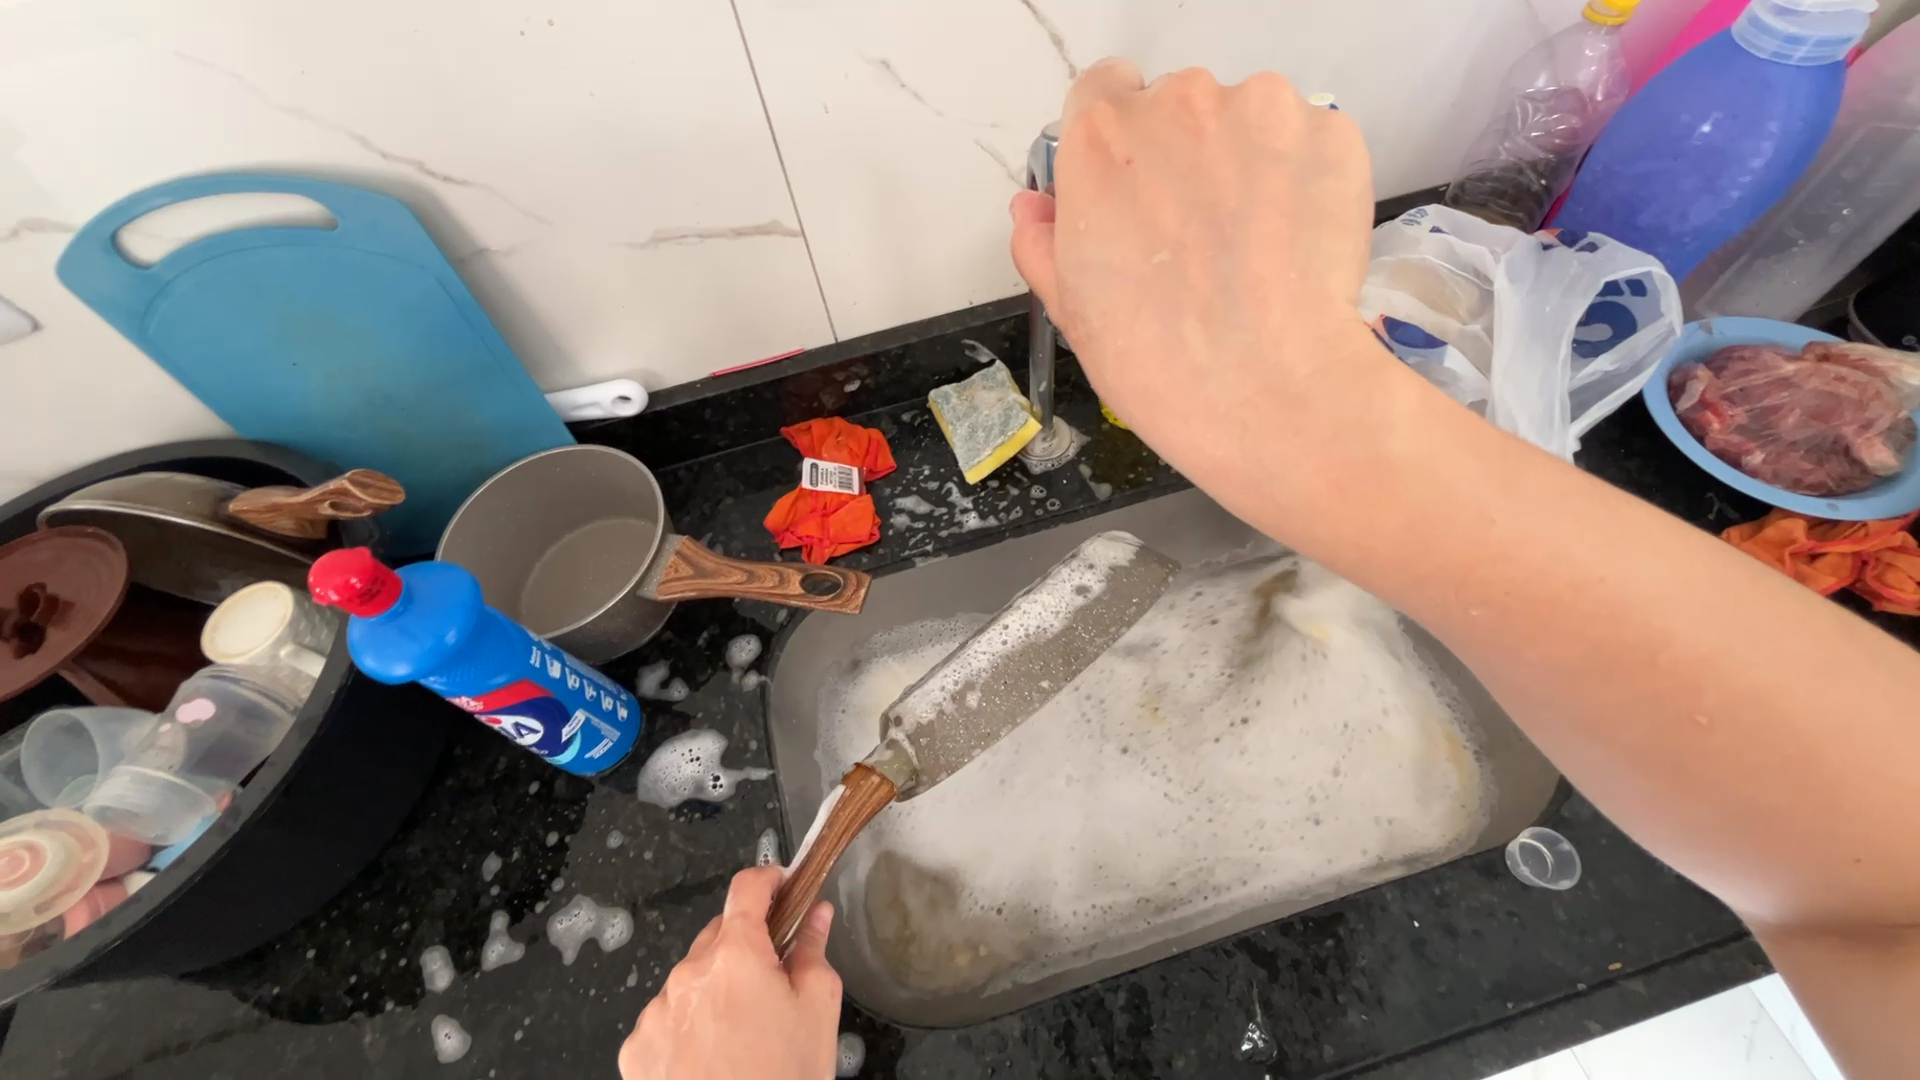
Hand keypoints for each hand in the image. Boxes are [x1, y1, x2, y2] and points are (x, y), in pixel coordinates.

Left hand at [619, 868, 840, 1079]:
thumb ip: (813, 948)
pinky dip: (688, 1022)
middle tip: (773, 979)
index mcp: (735, 953)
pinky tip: (710, 1057)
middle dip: (746, 944)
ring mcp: (655, 1013)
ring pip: (692, 976)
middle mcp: (687, 973)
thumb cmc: (787, 1076)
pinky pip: (666, 1016)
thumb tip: (816, 911)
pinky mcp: (635, 1051)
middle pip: (719, 934)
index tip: (783, 887)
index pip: (746, 887)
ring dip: (715, 984)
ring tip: (741, 1031)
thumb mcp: (818, 1006)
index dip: (768, 879)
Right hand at [1010, 60, 1398, 514]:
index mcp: (1100, 140)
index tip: (1127, 191)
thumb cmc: (1156, 361)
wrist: (1263, 391)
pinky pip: (1302, 143)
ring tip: (1244, 250)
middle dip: (1178, 160)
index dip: (1112, 148)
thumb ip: (1042, 242)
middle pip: (1173, 108)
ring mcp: (1262, 111)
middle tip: (1188, 241)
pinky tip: (1286, 248)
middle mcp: (1178, 104)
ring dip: (1239, 166)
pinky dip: (1295, 182)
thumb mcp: (1071, 308)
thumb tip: (1033, 209)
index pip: (1099, 93)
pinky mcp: (1330, 133)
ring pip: (1242, 121)